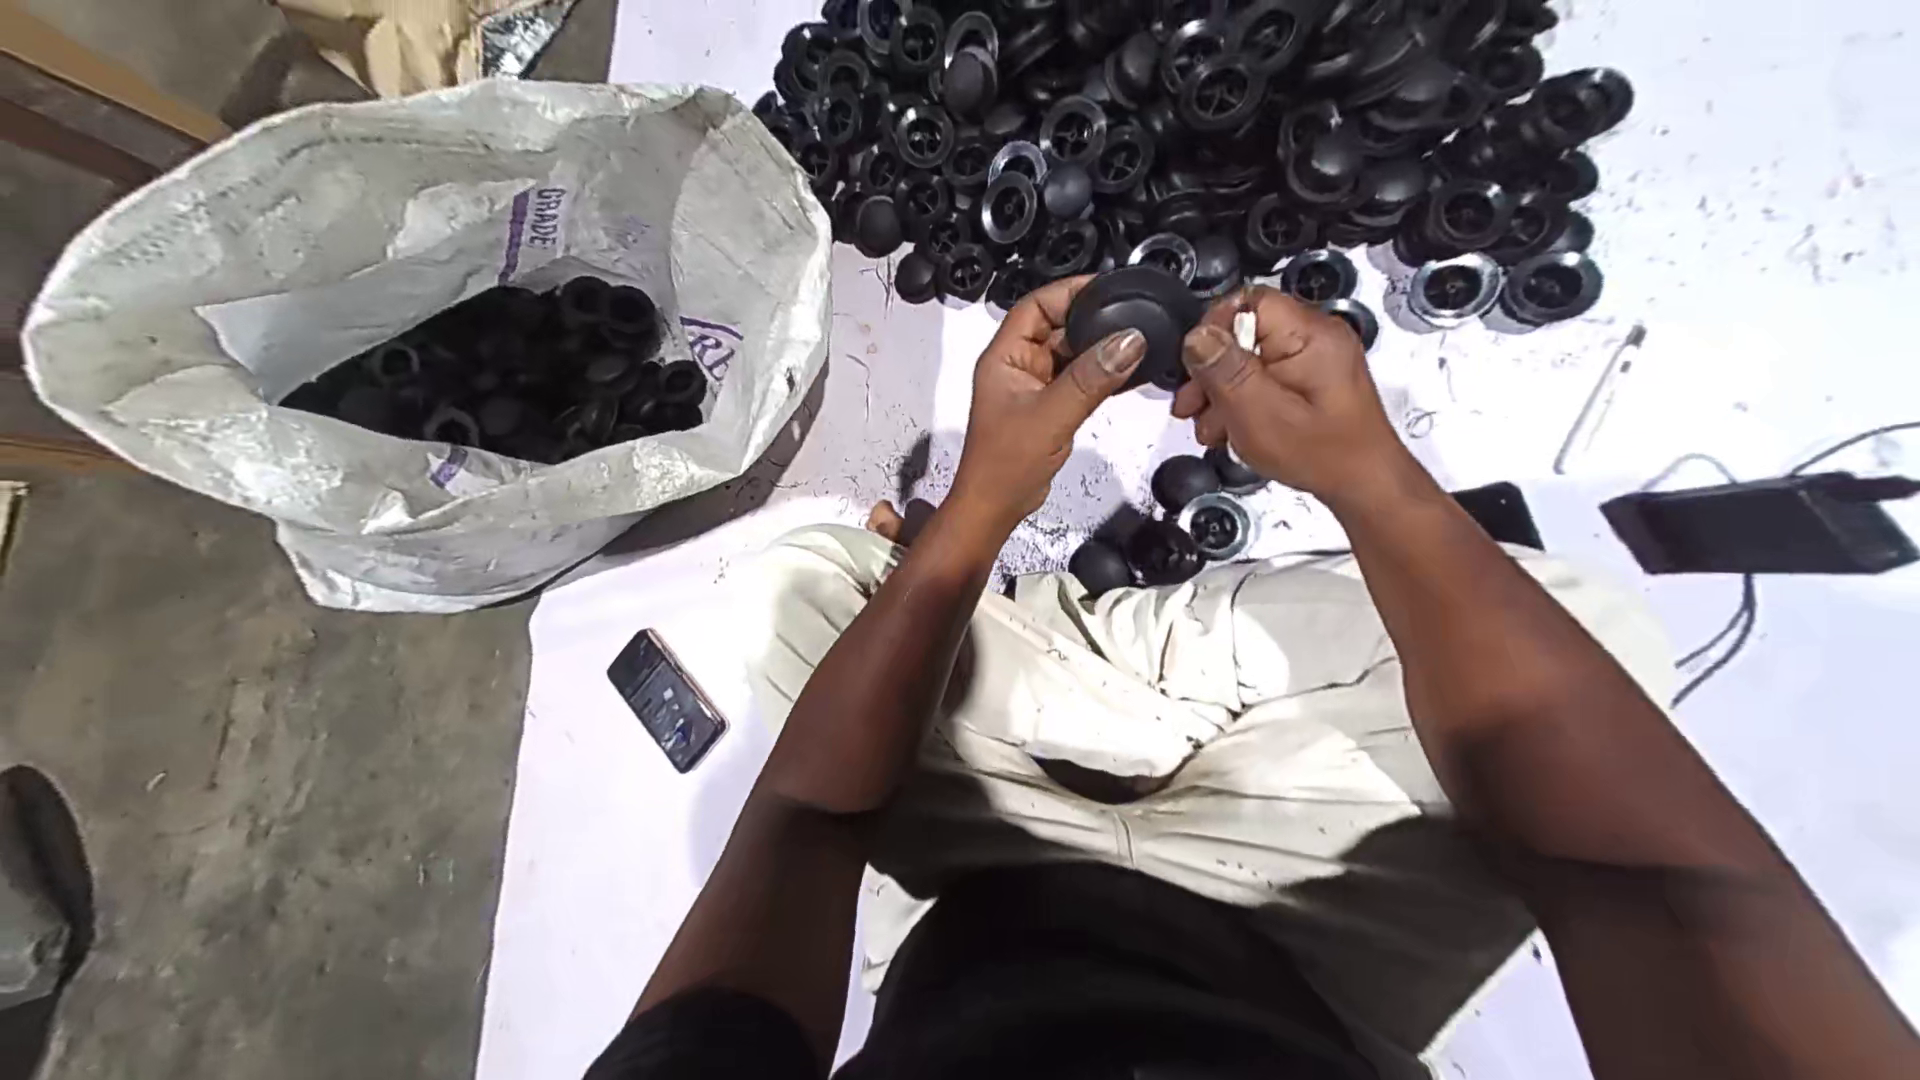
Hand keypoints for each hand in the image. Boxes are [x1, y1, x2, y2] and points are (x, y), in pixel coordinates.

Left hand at [949, 276, 1146, 533]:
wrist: (996, 505)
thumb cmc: (1003, 465)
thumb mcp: (1050, 415)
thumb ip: (1089, 379)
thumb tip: (1127, 342)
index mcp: (1004, 358)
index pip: (1035, 306)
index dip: (1069, 292)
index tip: (1105, 288)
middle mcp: (1018, 367)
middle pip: (1058, 327)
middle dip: (1092, 323)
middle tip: (1129, 320)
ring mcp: (1034, 388)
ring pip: (1071, 355)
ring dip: (1099, 351)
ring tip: (1134, 347)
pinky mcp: (1048, 407)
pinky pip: (1078, 381)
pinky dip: (1100, 376)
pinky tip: (1125, 375)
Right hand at [1172, 285, 1421, 506]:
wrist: (1361, 484)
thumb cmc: (1323, 454)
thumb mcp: (1258, 413)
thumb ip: (1225, 371)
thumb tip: (1197, 336)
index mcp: (1308, 336)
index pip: (1246, 302)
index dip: (1210, 333)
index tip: (1195, 369)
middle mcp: (1314, 338)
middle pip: (1242, 333)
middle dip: (1210, 371)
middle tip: (1193, 405)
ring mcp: (1312, 359)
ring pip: (1246, 358)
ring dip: (1220, 392)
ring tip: (1213, 426)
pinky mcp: (1307, 378)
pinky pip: (1262, 376)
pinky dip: (1240, 400)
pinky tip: (1232, 427)